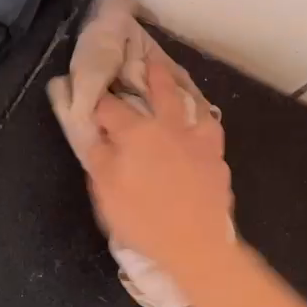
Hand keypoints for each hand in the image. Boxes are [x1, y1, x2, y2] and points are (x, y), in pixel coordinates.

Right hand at [78, 62, 235, 270]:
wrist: (197, 247)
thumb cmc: (141, 218)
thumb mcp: (104, 188)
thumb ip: (99, 156)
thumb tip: (95, 132)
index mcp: (138, 133)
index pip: (110, 107)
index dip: (97, 100)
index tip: (88, 96)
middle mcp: (171, 129)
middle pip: (162, 92)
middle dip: (153, 74)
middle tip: (149, 60)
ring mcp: (200, 144)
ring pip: (197, 110)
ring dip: (188, 97)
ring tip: (183, 94)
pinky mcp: (218, 164)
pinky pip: (211, 136)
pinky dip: (202, 129)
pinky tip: (198, 137)